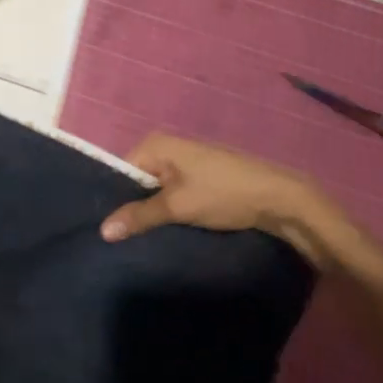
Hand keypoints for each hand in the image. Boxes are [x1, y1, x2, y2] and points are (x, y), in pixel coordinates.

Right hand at [100, 134, 324, 249]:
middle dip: (133, 207)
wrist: (280, 199)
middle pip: (137, 180)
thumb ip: (139, 216)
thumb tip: (102, 231)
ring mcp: (185, 162)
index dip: (113, 199)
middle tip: (122, 236)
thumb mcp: (178, 206)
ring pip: (156, 190)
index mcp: (155, 144)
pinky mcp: (200, 178)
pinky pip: (172, 193)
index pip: (120, 171)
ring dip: (152, 211)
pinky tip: (166, 230)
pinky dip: (169, 211)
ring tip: (141, 237)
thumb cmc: (223, 194)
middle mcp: (166, 147)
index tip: (107, 226)